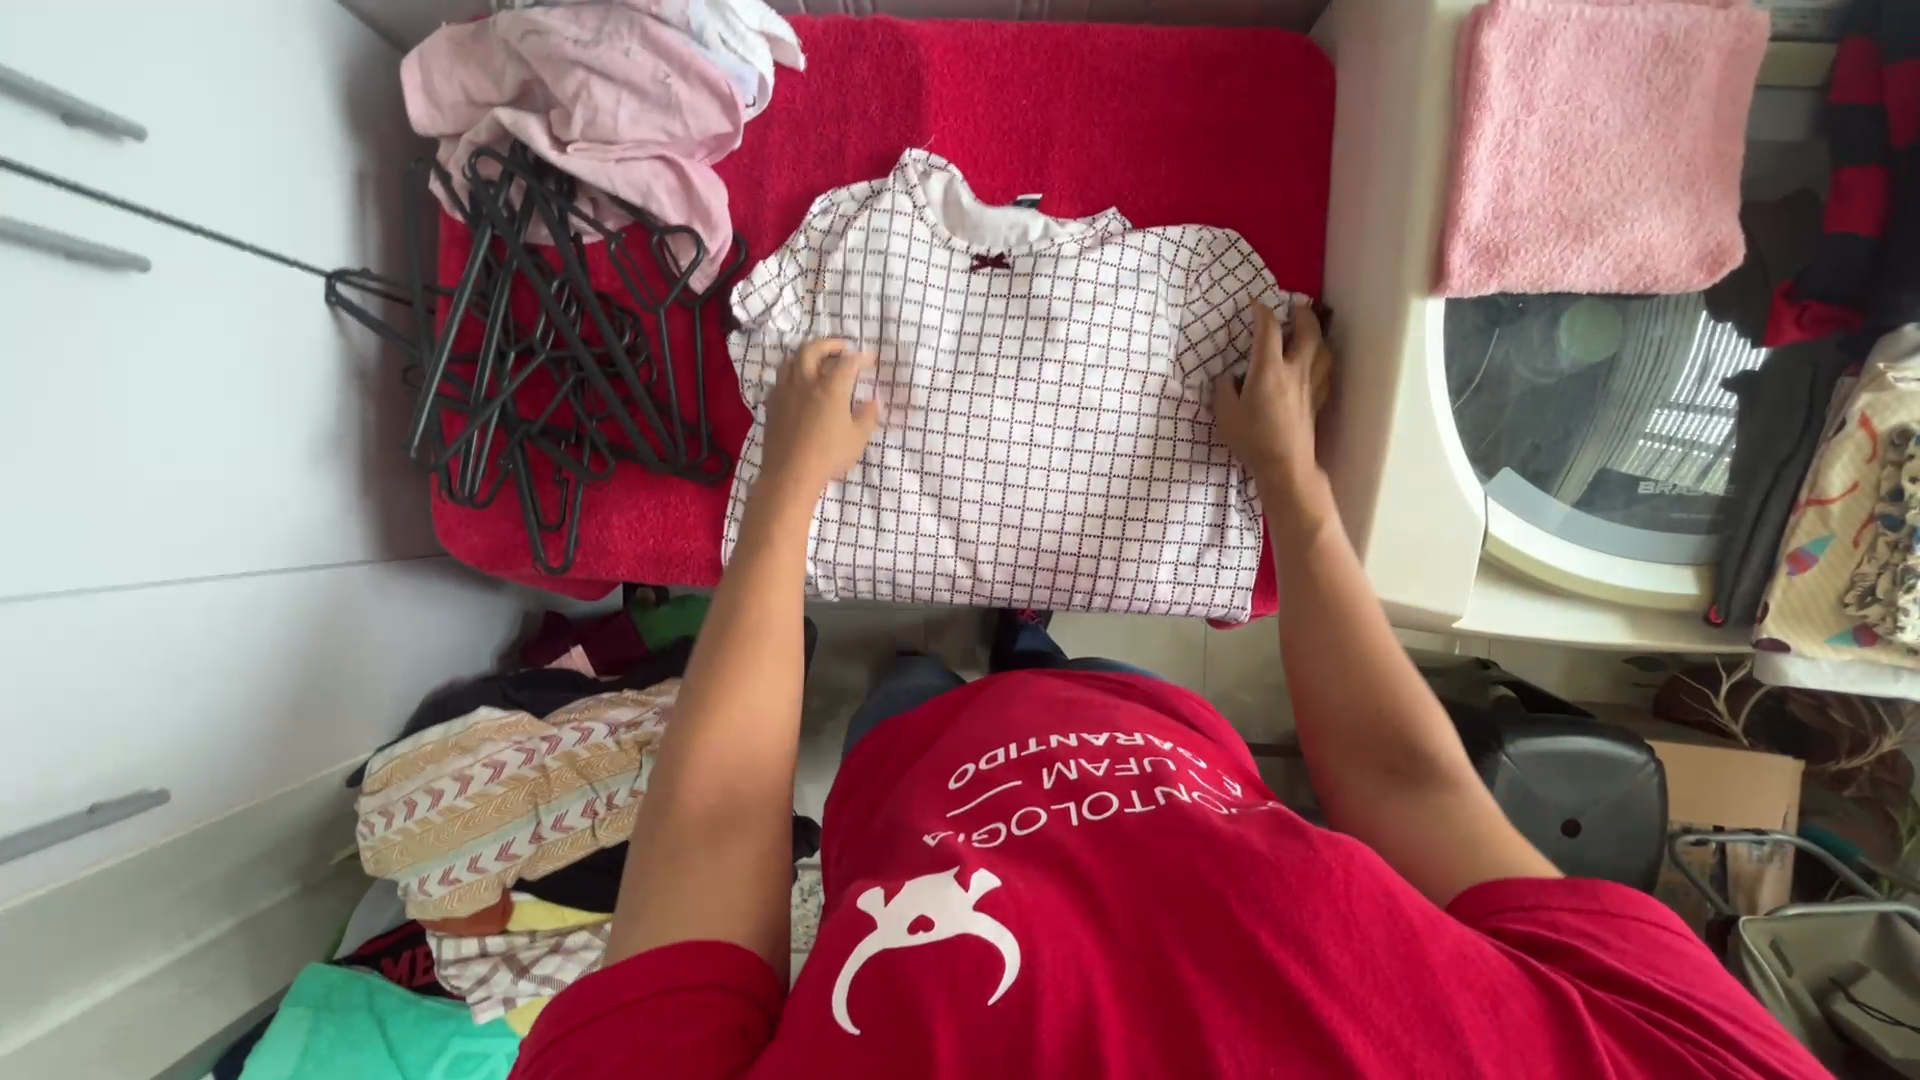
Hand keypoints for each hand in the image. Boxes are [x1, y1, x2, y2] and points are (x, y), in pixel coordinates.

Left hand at [755, 339, 881, 505]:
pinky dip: (792, 375)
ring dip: (806, 355)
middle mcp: (805, 382)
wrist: (791, 473)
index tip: (871, 359)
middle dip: (828, 344)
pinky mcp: (772, 404)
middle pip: (813, 349)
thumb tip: (873, 401)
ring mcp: (785, 391)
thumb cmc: (829, 455)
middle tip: (840, 348)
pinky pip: (780, 380)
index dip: (861, 357)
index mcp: (830, 387)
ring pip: (791, 360)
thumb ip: (867, 416)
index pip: (848, 362)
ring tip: (816, 361)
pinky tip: (797, 386)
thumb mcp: (858, 438)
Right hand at [1212, 296, 1328, 499]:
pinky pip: (1325, 371)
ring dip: (1318, 334)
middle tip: (1296, 306)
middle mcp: (1294, 370)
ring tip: (1311, 330)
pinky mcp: (1317, 400)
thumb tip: (1228, 377)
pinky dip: (1322, 360)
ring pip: (1323, 349)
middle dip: (1303, 313)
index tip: (1255, 304)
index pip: (1268, 329)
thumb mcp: (1225, 414)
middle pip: (1308, 331)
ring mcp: (1310, 385)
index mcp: (1268, 369)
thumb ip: (1224, 390)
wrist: (1285, 465)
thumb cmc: (1251, 439)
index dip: (1262, 311)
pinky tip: (1316, 363)